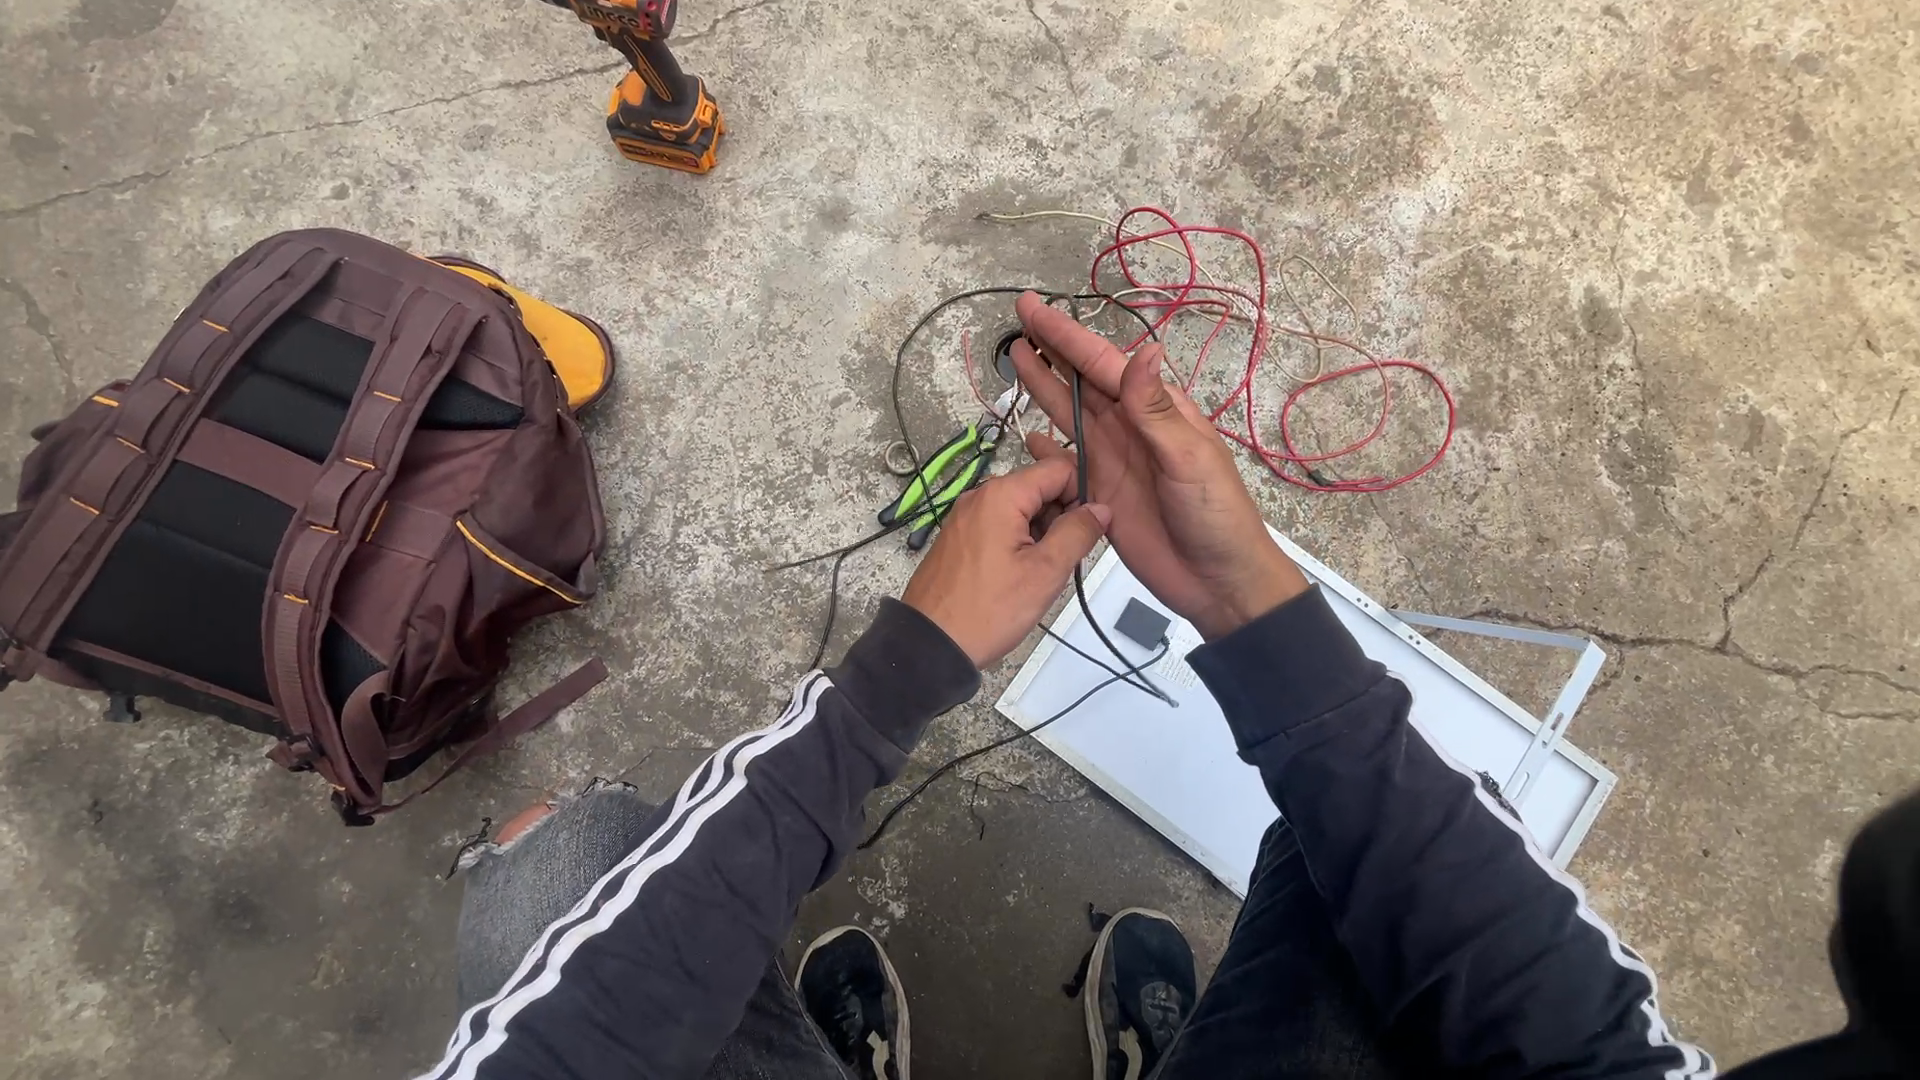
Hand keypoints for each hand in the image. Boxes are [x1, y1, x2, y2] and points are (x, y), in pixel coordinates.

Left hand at [901, 456, 1112, 667]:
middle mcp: (980, 497)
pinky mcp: (959, 538)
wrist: (931, 643)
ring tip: (1041, 572)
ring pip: (1020, 509)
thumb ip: (1077, 533)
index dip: (1082, 492)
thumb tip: (1100, 509)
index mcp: (1001, 495)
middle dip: (1061, 515)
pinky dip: (1018, 542)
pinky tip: (1020, 574)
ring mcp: (966, 517)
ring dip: (1041, 532)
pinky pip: (999, 526)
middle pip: (1037, 487)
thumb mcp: (1044, 572)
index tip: (1090, 527)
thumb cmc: (988, 609)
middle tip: (1066, 557)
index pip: (1057, 468)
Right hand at [1010, 292, 1308, 639]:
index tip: (1035, 309)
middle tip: (1018, 318)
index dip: (1068, 337)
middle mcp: (1129, 428)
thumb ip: (1156, 411)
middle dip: (1052, 349)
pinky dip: (1045, 449)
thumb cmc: (1214, 515)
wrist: (1216, 580)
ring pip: (1070, 414)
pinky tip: (1027, 435)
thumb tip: (1142, 350)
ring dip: (1044, 386)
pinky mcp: (1099, 493)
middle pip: (1082, 381)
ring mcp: (1112, 460)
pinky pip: (1065, 463)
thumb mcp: (1189, 459)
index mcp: (1156, 411)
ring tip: (1015, 359)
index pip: (1104, 365)